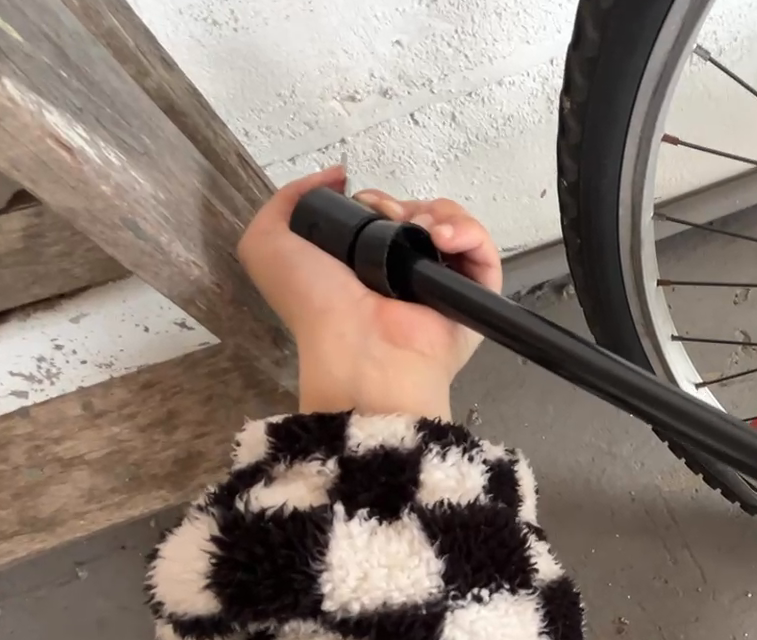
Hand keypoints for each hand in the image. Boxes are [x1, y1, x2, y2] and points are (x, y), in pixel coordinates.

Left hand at [237, 164, 501, 419]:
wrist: (358, 347)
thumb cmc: (315, 305)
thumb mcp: (270, 242)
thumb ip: (291, 198)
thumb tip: (339, 176)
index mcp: (369, 264)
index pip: (391, 217)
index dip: (381, 200)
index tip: (367, 204)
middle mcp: (410, 273)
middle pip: (425, 216)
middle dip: (410, 205)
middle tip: (393, 219)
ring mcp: (446, 285)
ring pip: (457, 228)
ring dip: (440, 215)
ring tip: (423, 231)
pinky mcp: (476, 296)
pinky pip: (486, 253)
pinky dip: (470, 233)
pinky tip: (443, 239)